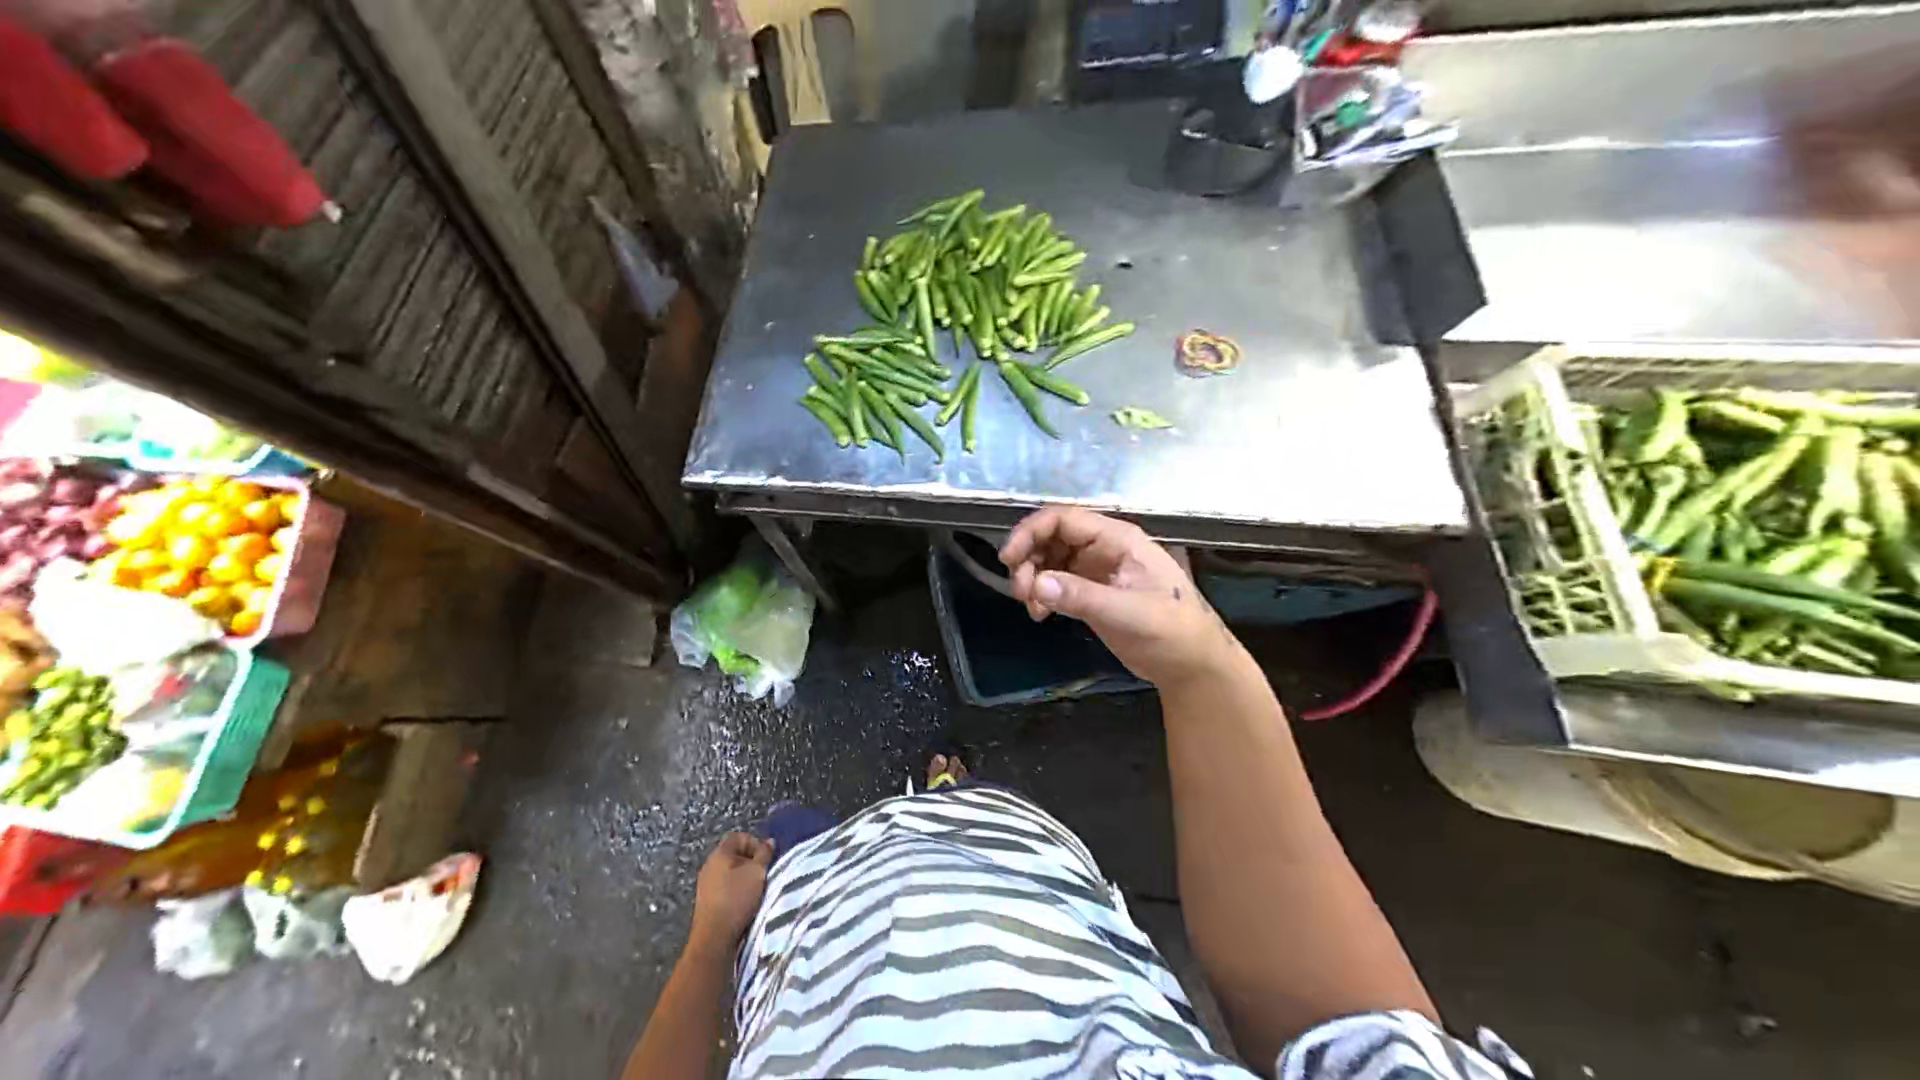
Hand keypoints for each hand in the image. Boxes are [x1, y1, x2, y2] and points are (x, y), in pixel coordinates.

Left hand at [688, 832, 772, 950]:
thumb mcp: (757, 872)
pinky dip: (736, 889)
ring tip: (755, 889)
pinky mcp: (706, 900)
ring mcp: (705, 883)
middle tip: (763, 873)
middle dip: (751, 861)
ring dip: (744, 877)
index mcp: (720, 854)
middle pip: (734, 854)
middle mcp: (709, 865)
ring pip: (730, 871)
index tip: (765, 859)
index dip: (755, 843)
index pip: (739, 836)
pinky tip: (743, 902)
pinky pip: (724, 886)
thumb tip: (769, 841)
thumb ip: (764, 854)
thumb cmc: (737, 899)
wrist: (714, 937)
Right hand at [1000, 507, 1240, 689]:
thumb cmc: (1171, 631)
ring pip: (1049, 559)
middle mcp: (1103, 548)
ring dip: (1032, 577)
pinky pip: (1055, 582)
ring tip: (1030, 606)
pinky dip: (1041, 594)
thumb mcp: (1129, 612)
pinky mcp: (1090, 592)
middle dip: (1028, 558)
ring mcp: (1096, 570)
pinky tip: (1040, 615)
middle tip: (1020, 592)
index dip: (1031, 532)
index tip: (1009, 559)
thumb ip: (1082, 596)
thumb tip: (1036, 584)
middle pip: (1051, 537)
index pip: (1064, 519)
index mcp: (1117, 539)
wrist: (1190, 664)